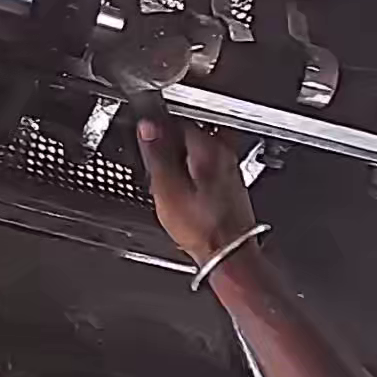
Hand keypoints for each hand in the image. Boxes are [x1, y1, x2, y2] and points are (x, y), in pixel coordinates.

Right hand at [135, 113, 258, 264]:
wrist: (228, 254)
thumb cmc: (202, 226)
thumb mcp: (167, 188)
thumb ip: (156, 153)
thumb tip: (148, 127)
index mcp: (208, 148)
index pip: (179, 122)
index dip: (158, 129)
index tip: (146, 138)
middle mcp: (223, 154)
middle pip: (191, 135)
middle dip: (170, 143)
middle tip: (154, 158)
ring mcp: (229, 170)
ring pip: (199, 152)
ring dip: (181, 159)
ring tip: (165, 176)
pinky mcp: (230, 186)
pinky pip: (205, 168)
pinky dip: (191, 173)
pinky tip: (182, 189)